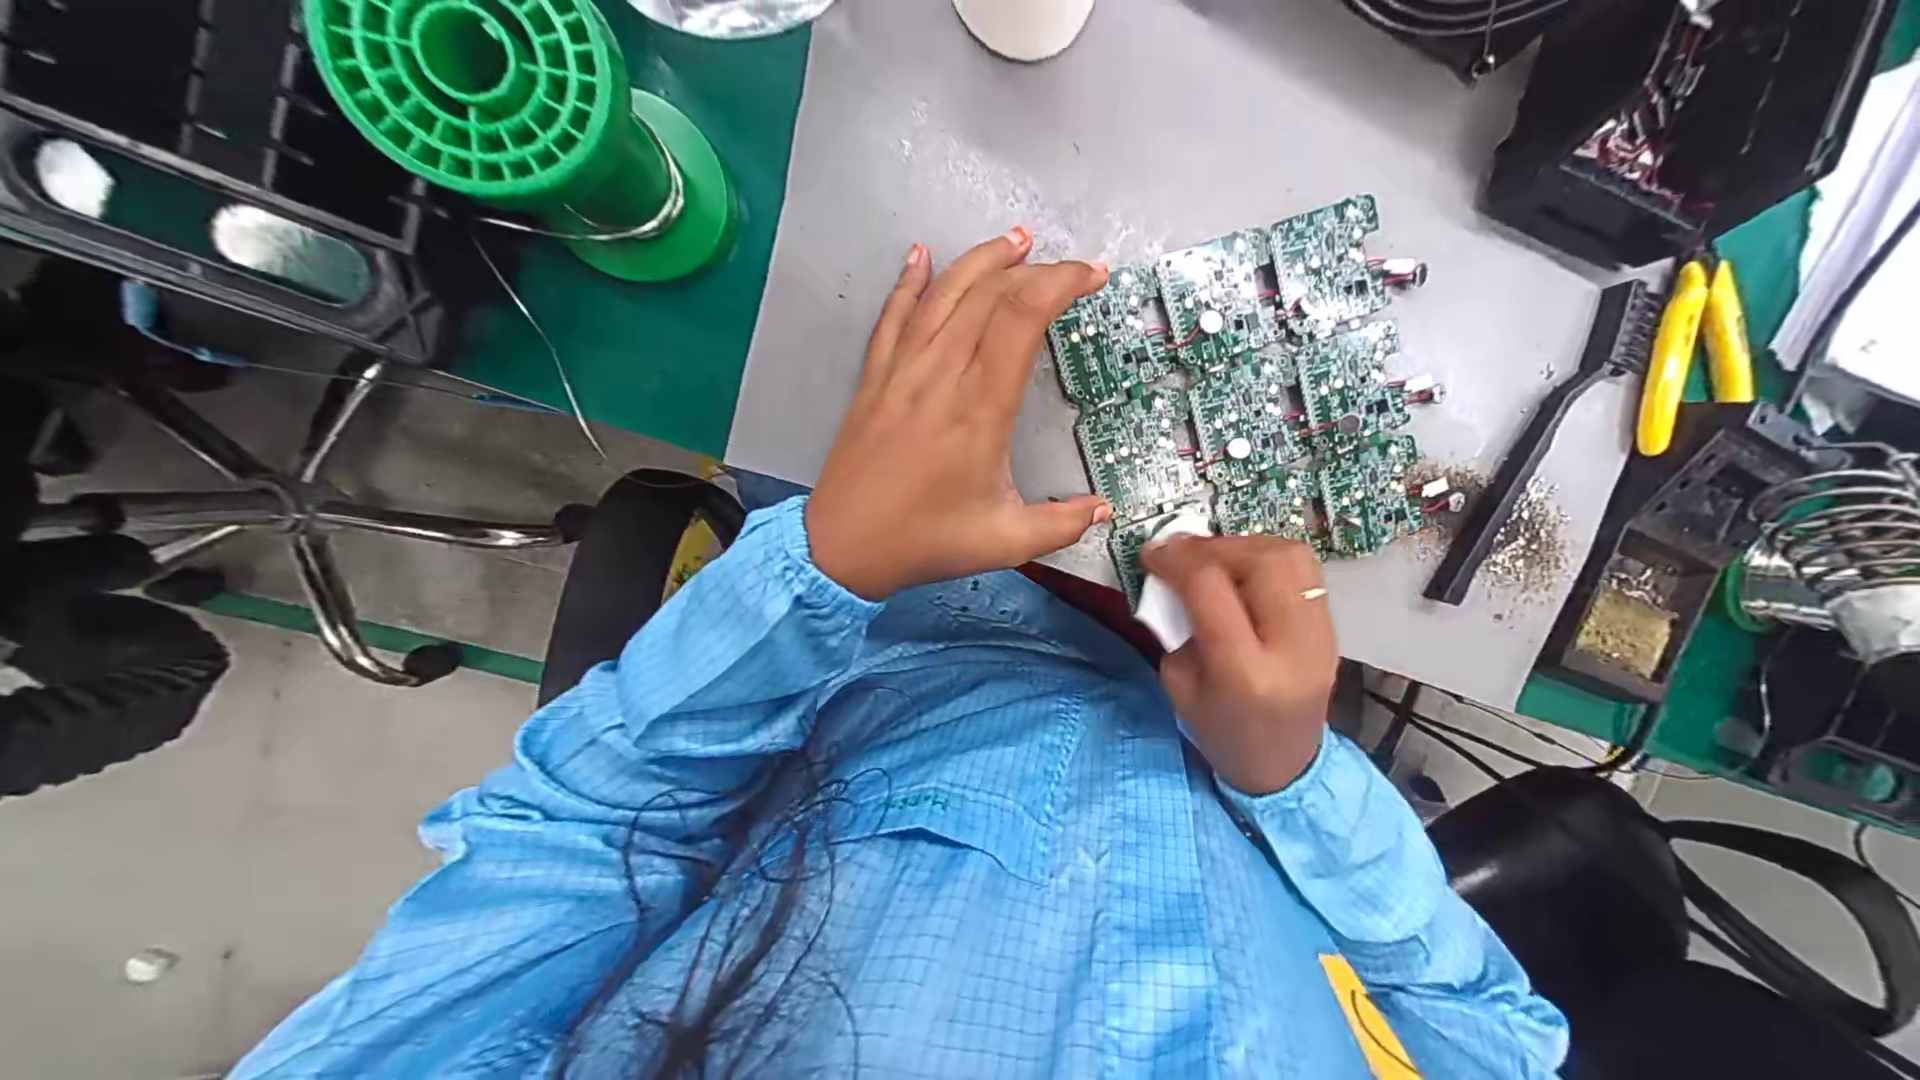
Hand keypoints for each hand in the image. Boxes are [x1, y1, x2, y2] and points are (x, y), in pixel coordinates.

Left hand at [806, 228, 1112, 599]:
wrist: (843, 546)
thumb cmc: (923, 541)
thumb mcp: (1004, 542)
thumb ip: (1060, 524)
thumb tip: (1103, 512)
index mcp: (979, 408)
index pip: (1023, 318)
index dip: (1061, 284)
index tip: (1090, 277)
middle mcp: (940, 376)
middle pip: (988, 295)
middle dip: (1032, 268)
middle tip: (1064, 265)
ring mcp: (901, 372)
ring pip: (942, 295)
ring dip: (980, 260)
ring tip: (1012, 240)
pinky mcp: (874, 380)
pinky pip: (892, 317)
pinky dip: (908, 282)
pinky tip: (920, 256)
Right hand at [1141, 536, 1338, 794]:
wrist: (1283, 766)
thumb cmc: (1219, 731)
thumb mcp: (1179, 682)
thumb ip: (1176, 624)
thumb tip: (1175, 573)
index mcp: (1244, 672)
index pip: (1211, 589)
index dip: (1175, 560)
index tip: (1150, 554)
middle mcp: (1291, 648)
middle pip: (1263, 562)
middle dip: (1214, 546)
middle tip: (1183, 553)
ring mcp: (1322, 636)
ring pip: (1291, 557)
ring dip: (1244, 546)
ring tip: (1214, 558)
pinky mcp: (1331, 628)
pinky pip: (1303, 571)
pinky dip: (1265, 558)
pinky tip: (1241, 571)